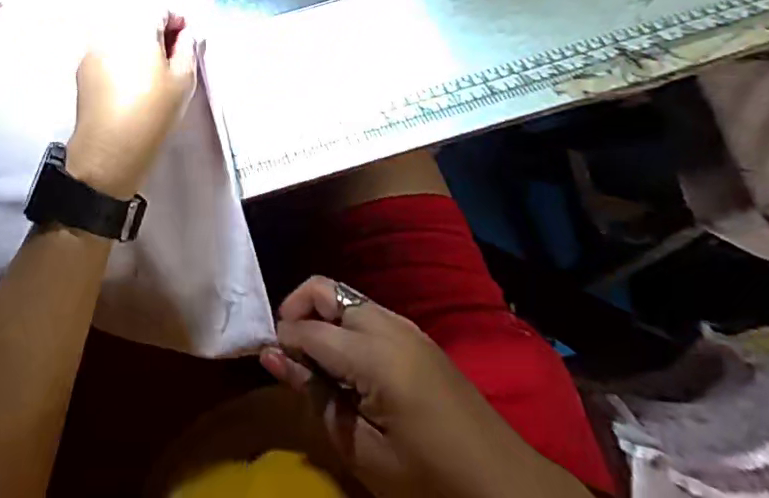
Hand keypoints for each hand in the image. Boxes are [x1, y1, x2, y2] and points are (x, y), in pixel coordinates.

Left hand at [67, 10, 197, 198]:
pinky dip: (123, 55)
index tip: (187, 42)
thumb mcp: (184, 79)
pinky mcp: (83, 68)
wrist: (108, 152)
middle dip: (158, 30)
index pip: (161, 7)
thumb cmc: (152, 113)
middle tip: (172, 57)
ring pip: (122, 33)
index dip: (179, 21)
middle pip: (139, 16)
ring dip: (139, 43)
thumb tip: (183, 33)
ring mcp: (92, 48)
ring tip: (152, 71)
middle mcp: (110, 30)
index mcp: (136, 27)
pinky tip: (131, 82)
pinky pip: (109, 49)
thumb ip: (187, 46)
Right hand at [259, 277, 580, 497]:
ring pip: (345, 296)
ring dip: (320, 315)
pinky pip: (366, 311)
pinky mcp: (415, 334)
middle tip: (287, 357)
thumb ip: (316, 397)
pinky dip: (344, 323)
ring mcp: (405, 325)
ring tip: (313, 363)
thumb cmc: (430, 478)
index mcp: (373, 354)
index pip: (308, 328)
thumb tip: (272, 357)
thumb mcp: (364, 451)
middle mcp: (387, 324)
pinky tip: (345, 364)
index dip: (281, 340)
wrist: (502, 480)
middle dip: (296, 312)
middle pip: (325, 290)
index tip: (266, 361)